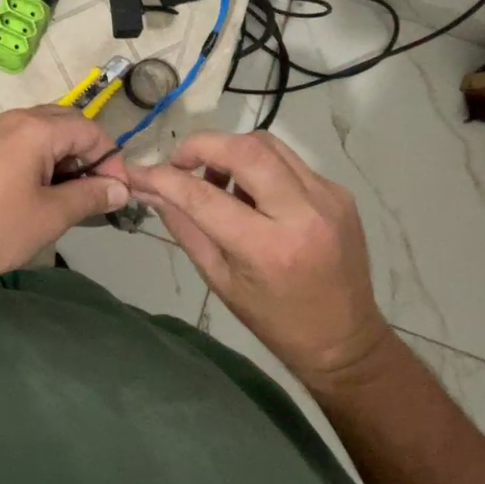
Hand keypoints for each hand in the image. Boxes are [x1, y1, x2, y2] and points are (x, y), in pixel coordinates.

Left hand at [0, 106, 128, 277]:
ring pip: (44, 133)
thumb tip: (120, 188)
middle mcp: (16, 119)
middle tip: (96, 193)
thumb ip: (88, 198)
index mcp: (37, 129)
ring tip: (70, 198)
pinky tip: (39, 194)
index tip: (118, 195)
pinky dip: (41, 160)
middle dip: (89, 155)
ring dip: (65, 158)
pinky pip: (22, 142)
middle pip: (68, 124)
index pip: (91, 130)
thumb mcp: (48, 217)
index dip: (112, 160)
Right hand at [126, 131, 393, 393]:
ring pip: (267, 144)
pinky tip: (249, 194)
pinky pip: (287, 161)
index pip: (204, 196)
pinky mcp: (338, 192)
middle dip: (201, 145)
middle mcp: (303, 214)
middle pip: (245, 149)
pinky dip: (257, 167)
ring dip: (230, 151)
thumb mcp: (219, 278)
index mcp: (268, 248)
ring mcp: (327, 198)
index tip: (138, 172)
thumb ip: (184, 227)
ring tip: (214, 179)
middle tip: (178, 162)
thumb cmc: (274, 319)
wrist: (346, 339)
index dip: (164, 178)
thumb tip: (150, 189)